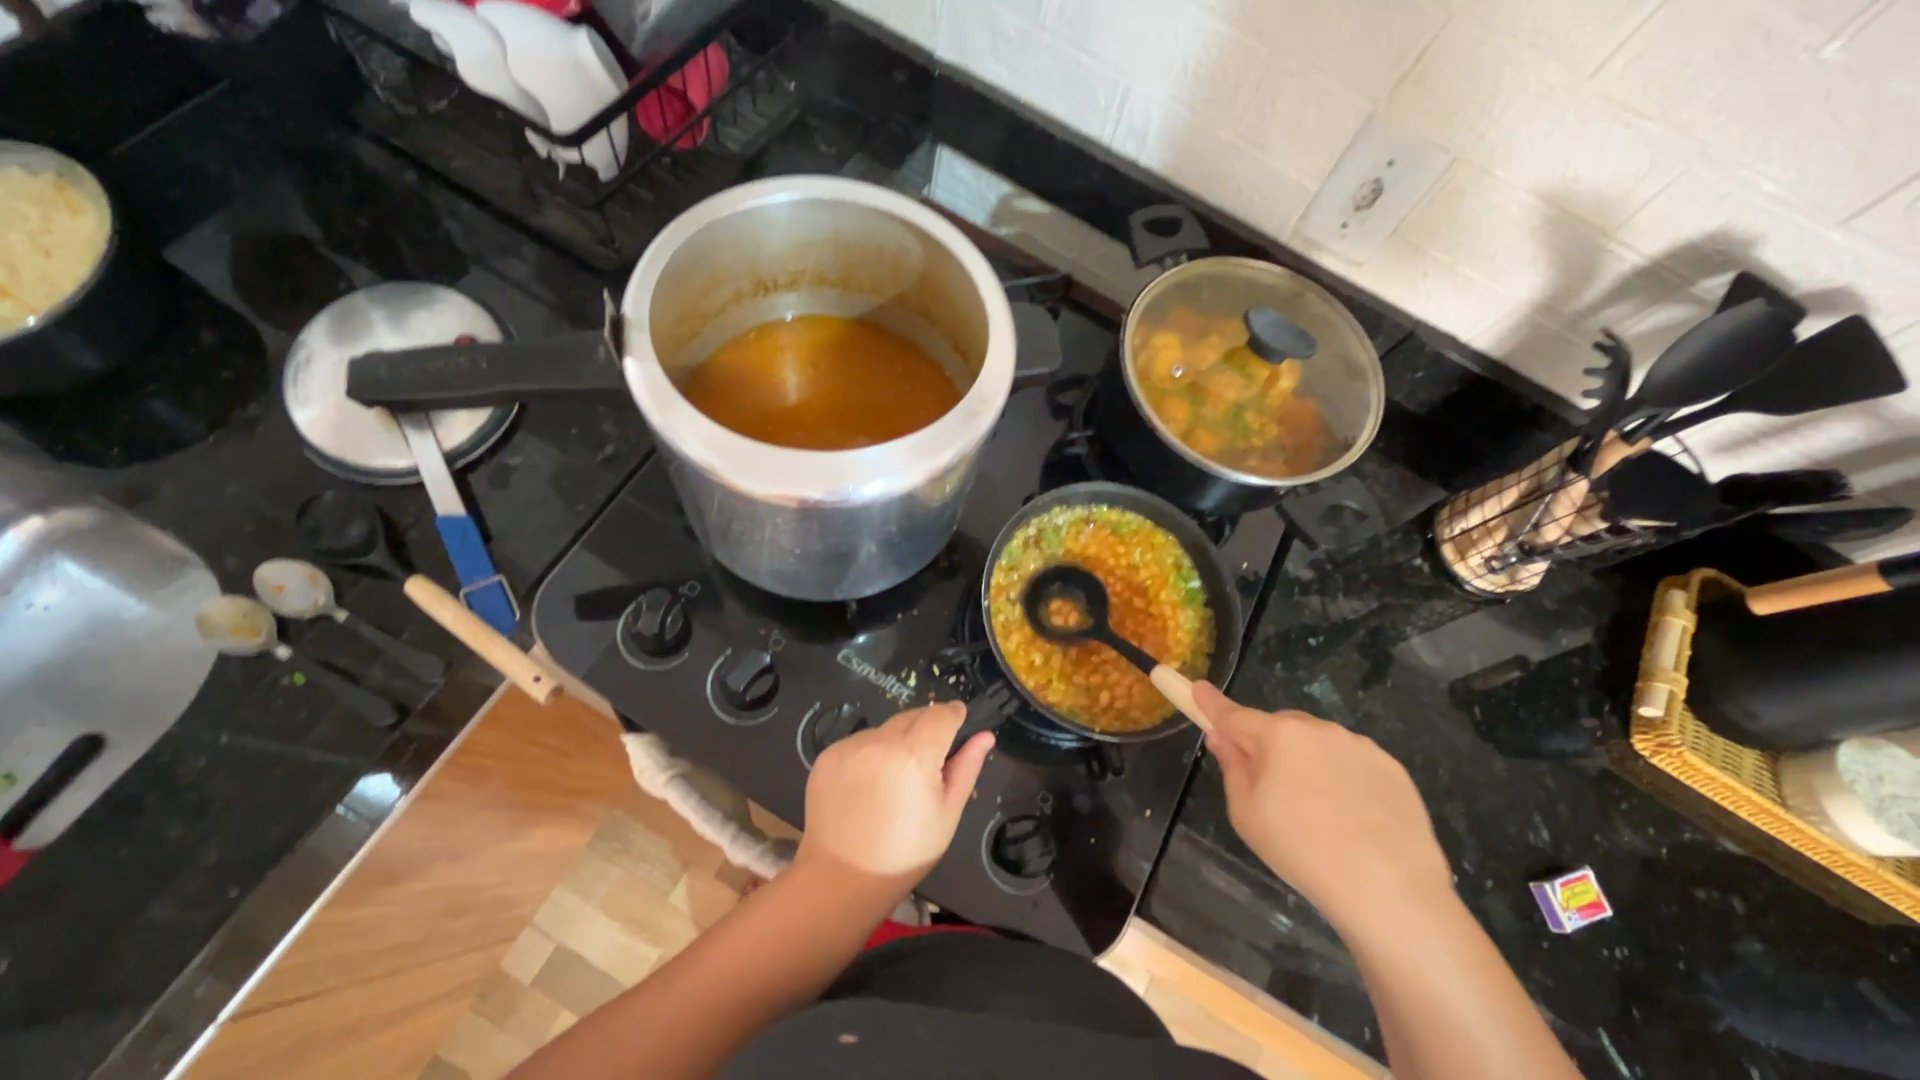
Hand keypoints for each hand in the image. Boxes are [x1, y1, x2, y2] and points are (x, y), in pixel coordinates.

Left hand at [795, 701, 994, 890]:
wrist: (842, 878)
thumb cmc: (906, 852)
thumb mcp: (947, 813)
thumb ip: (966, 767)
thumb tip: (985, 736)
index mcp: (914, 756)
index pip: (941, 714)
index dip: (954, 715)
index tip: (959, 722)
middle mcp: (879, 742)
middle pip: (912, 716)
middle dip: (926, 729)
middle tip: (928, 763)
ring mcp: (849, 748)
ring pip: (884, 729)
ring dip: (896, 741)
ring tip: (895, 780)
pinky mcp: (826, 756)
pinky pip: (858, 742)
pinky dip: (870, 753)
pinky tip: (869, 785)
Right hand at [1194, 682, 1452, 936]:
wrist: (1387, 884)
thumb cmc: (1300, 849)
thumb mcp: (1246, 814)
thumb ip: (1233, 768)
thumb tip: (1224, 738)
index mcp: (1278, 736)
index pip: (1234, 714)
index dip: (1212, 703)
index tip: (1197, 688)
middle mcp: (1319, 729)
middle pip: (1280, 727)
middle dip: (1268, 746)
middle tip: (1268, 790)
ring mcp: (1360, 746)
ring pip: (1319, 744)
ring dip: (1308, 763)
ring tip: (1318, 814)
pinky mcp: (1392, 767)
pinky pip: (1352, 763)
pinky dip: (1343, 779)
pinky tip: (1350, 818)